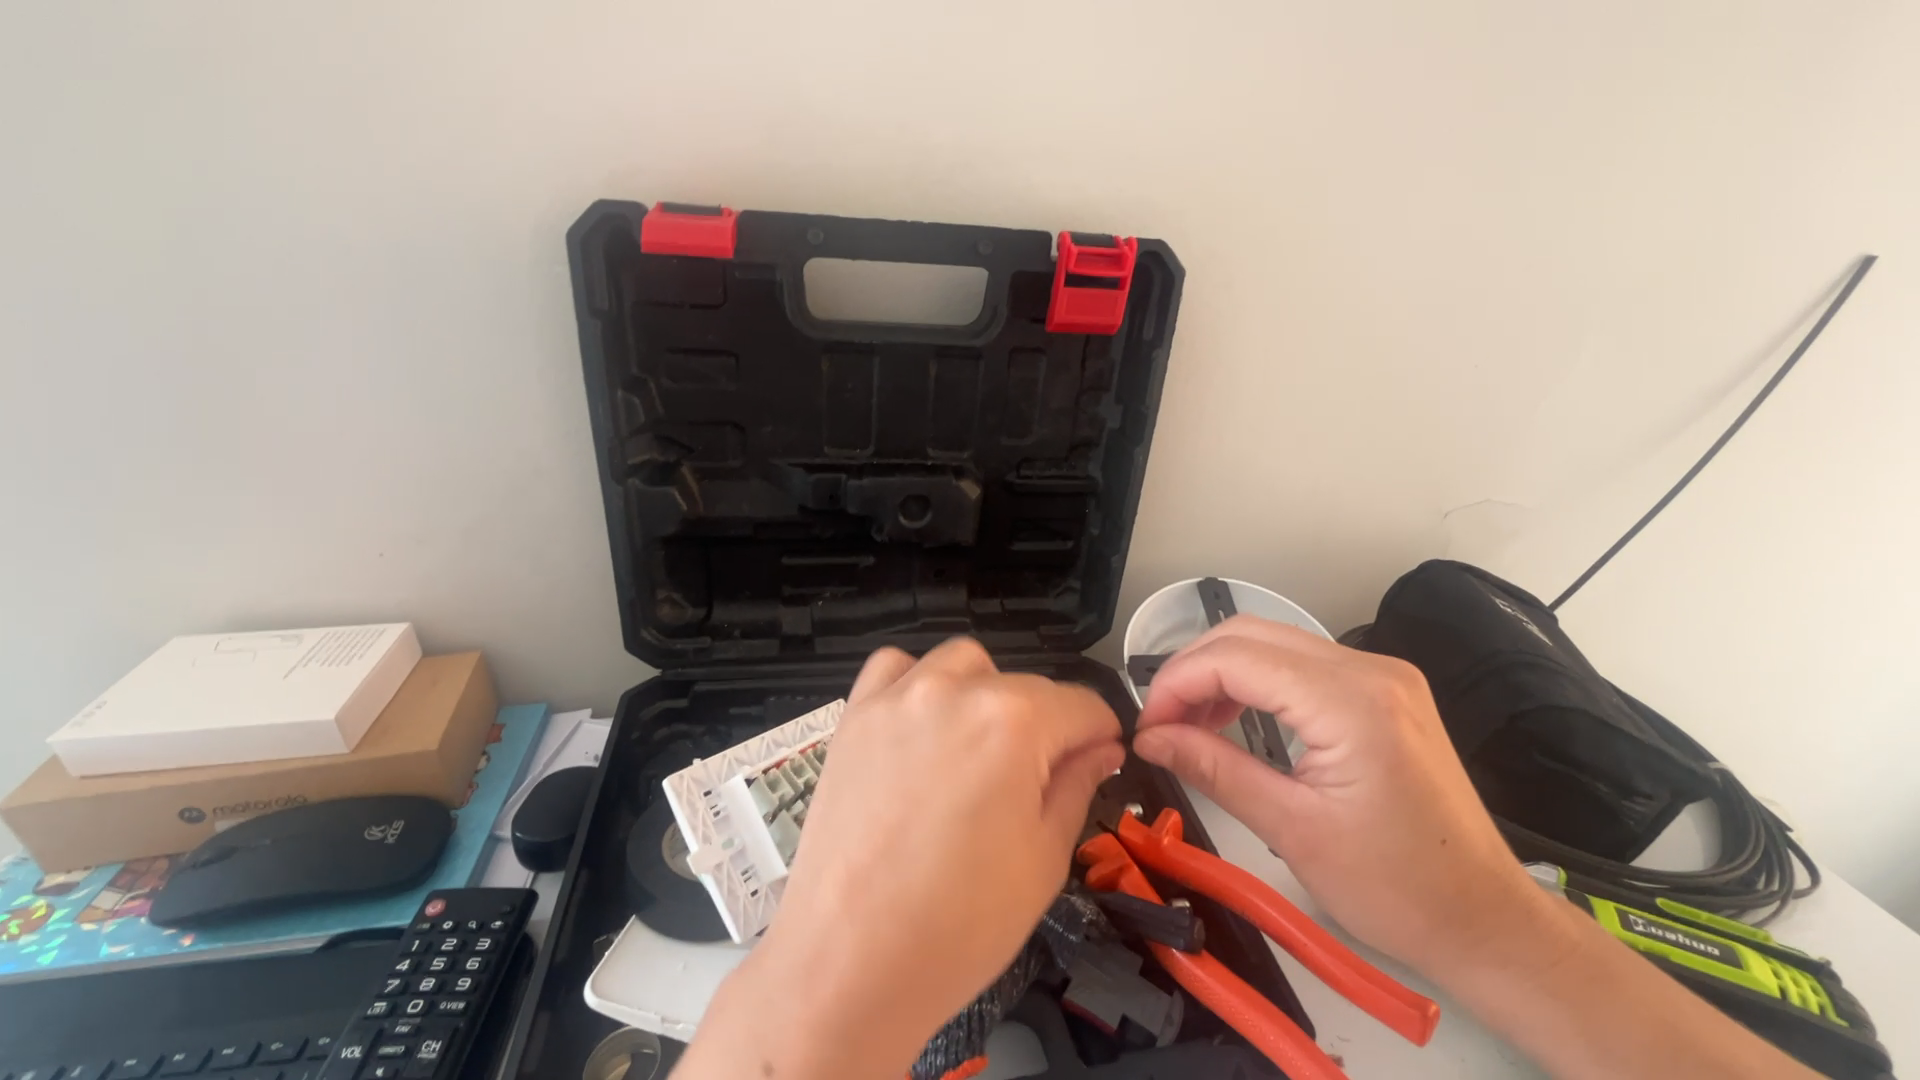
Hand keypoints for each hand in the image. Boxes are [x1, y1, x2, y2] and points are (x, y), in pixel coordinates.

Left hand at [678, 638, 1124, 1079]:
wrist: (849, 963)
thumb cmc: (959, 925)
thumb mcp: (1044, 860)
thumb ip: (1077, 787)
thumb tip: (1099, 749)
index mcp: (1015, 722)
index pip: (1082, 704)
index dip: (1101, 735)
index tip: (1101, 759)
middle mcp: (955, 691)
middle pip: (1026, 685)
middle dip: (1047, 724)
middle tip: (1039, 780)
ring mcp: (897, 698)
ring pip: (963, 665)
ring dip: (985, 693)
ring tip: (980, 751)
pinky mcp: (854, 717)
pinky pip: (895, 670)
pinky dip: (918, 684)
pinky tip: (923, 729)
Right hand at [1131, 616, 1537, 976]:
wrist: (1485, 919)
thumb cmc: (1395, 888)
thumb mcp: (1290, 829)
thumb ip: (1213, 769)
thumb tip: (1150, 738)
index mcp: (1350, 702)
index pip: (1235, 659)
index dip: (1176, 685)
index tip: (1146, 728)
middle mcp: (1369, 669)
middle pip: (1249, 634)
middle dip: (1191, 670)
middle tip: (1160, 724)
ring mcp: (1382, 675)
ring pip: (1273, 641)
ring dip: (1220, 672)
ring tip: (1189, 724)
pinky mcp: (1385, 691)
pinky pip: (1301, 664)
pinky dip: (1255, 681)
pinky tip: (1233, 718)